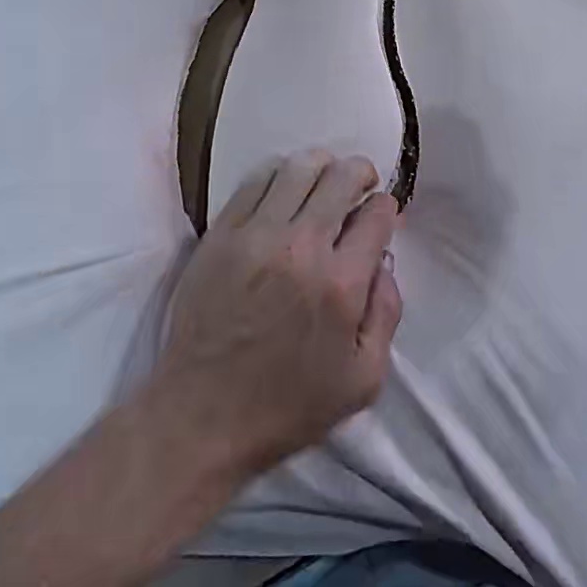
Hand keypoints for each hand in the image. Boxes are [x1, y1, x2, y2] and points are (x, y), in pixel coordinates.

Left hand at [151, 150, 404, 477]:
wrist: (199, 420)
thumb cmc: (289, 404)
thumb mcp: (365, 377)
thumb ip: (388, 312)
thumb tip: (384, 261)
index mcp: (342, 283)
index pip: (378, 212)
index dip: (387, 208)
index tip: (381, 217)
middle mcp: (302, 248)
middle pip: (343, 176)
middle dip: (361, 174)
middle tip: (360, 189)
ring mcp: (255, 237)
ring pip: (299, 167)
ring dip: (322, 167)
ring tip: (323, 185)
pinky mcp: (219, 237)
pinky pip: (254, 181)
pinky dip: (279, 176)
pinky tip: (284, 193)